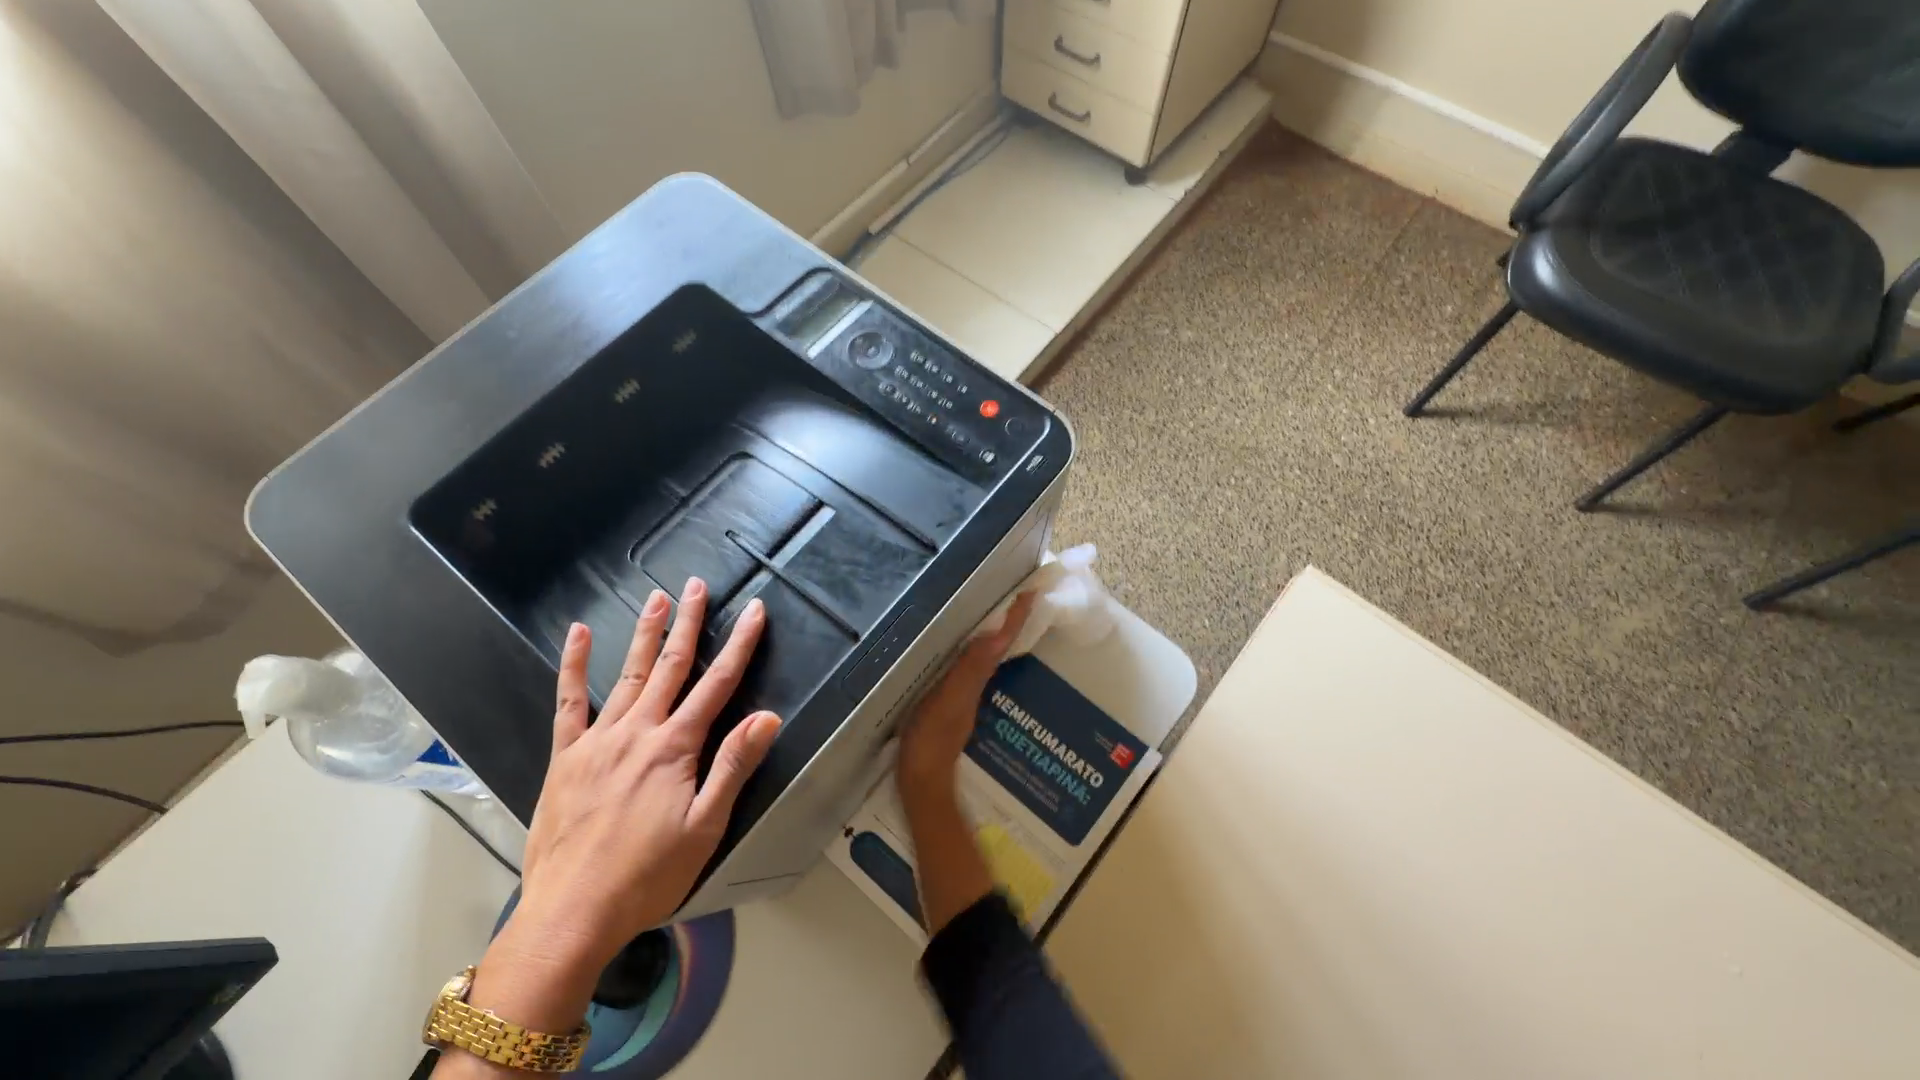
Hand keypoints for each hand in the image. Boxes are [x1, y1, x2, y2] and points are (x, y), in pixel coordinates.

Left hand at [522, 577, 780, 954]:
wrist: (572, 912)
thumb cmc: (648, 876)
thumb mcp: (706, 827)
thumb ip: (734, 766)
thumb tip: (767, 716)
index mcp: (675, 749)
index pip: (717, 685)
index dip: (739, 645)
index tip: (755, 612)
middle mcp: (637, 732)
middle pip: (671, 667)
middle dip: (689, 624)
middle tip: (697, 586)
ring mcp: (597, 740)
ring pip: (627, 675)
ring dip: (645, 635)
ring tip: (657, 599)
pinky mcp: (566, 757)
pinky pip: (569, 702)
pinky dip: (574, 666)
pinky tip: (579, 635)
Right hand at [897, 593, 1035, 808]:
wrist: (920, 784)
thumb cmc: (929, 741)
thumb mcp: (947, 701)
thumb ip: (970, 670)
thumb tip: (996, 635)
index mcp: (977, 682)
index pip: (1002, 643)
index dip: (1015, 618)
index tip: (1030, 591)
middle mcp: (977, 688)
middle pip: (999, 649)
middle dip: (1009, 622)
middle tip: (1014, 594)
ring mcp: (965, 699)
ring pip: (987, 660)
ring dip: (994, 636)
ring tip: (993, 612)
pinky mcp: (951, 707)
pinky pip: (970, 672)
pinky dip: (975, 654)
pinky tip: (963, 651)